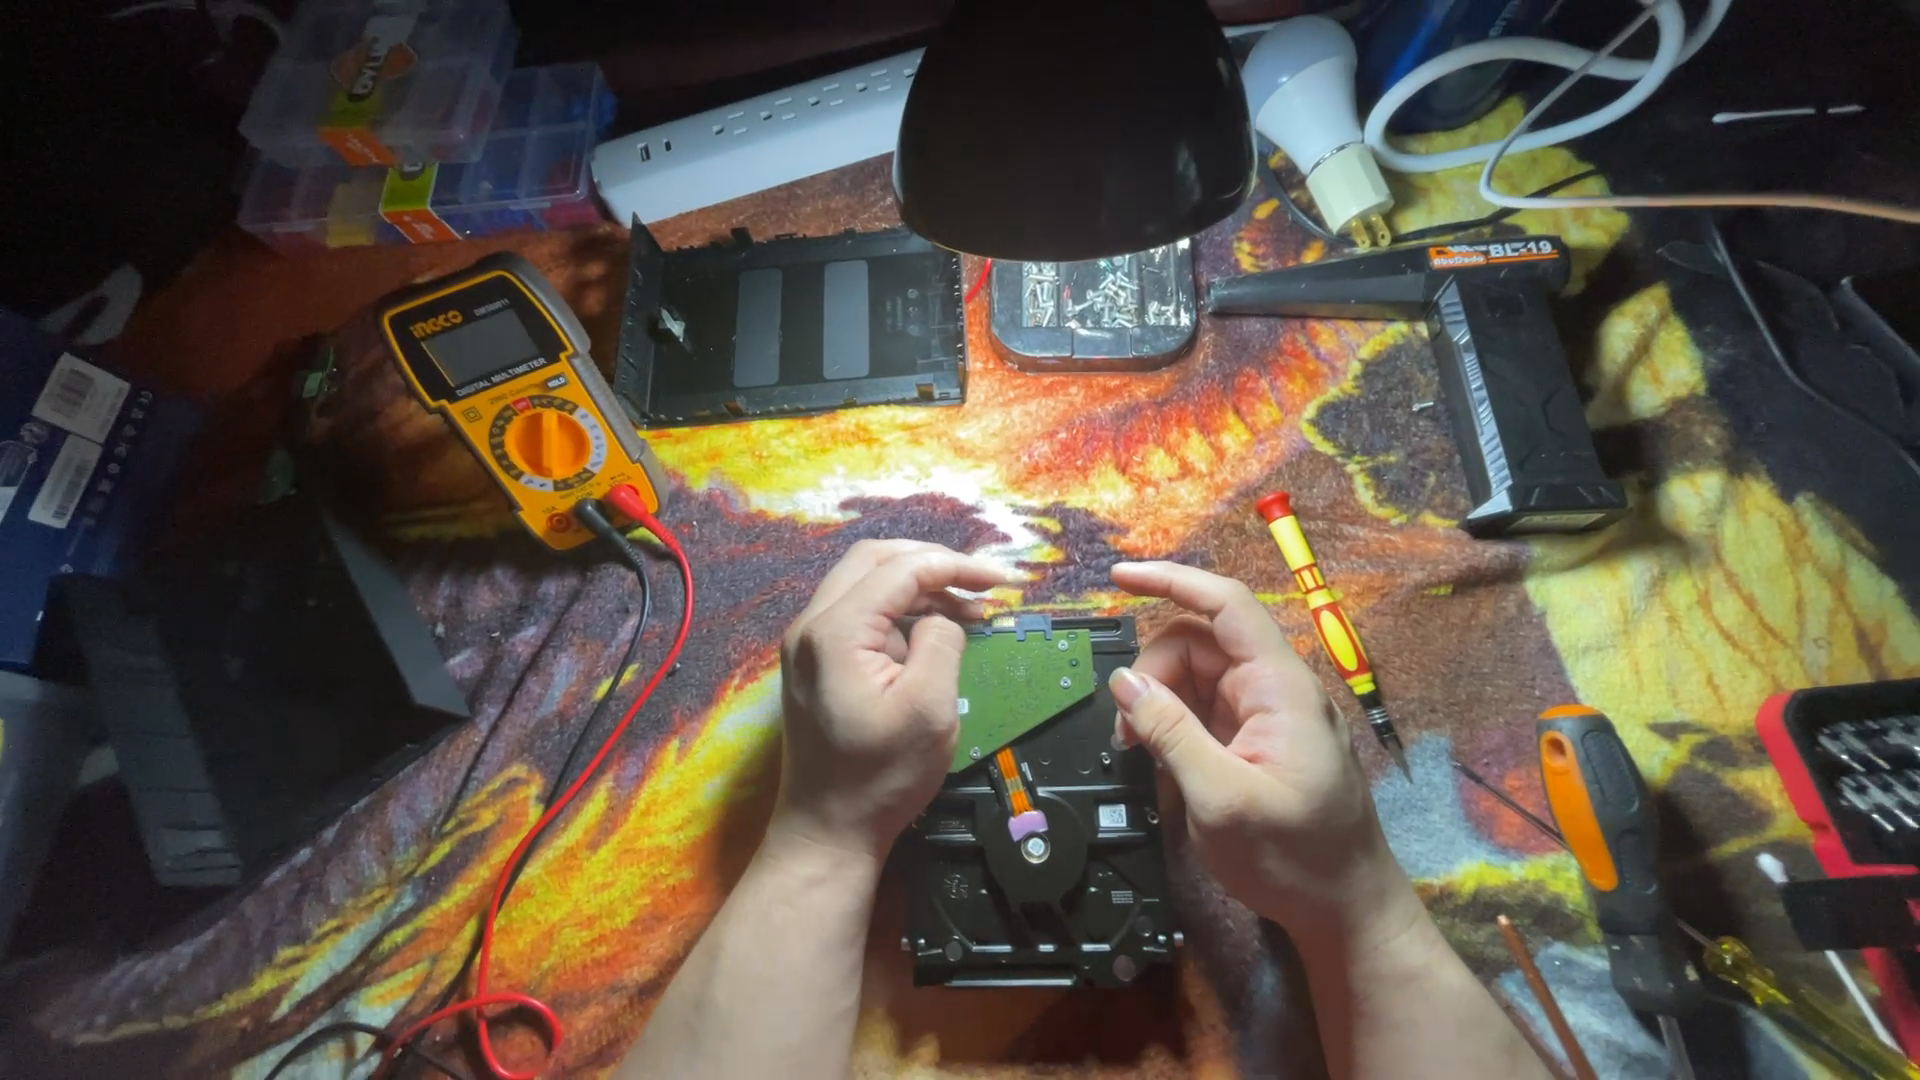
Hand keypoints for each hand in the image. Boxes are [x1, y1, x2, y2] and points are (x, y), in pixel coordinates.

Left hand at [774, 540, 1017, 861]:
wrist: (827, 832)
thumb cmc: (880, 777)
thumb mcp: (929, 708)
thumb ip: (941, 643)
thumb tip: (941, 618)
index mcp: (836, 630)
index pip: (900, 570)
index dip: (955, 566)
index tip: (1000, 581)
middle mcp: (812, 624)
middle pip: (874, 560)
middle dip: (931, 563)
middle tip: (978, 585)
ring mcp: (808, 643)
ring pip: (865, 584)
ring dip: (917, 587)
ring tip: (967, 611)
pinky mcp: (815, 661)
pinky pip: (859, 614)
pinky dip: (898, 612)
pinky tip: (932, 632)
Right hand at [1109, 561, 1420, 947]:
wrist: (1346, 913)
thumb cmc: (1294, 858)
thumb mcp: (1221, 798)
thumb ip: (1170, 732)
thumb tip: (1123, 682)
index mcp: (1279, 687)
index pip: (1225, 606)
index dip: (1172, 580)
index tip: (1118, 577)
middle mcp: (1272, 688)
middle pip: (1197, 644)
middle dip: (1152, 672)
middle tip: (1125, 729)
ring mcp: (1263, 714)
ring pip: (1193, 676)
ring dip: (1156, 700)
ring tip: (1136, 747)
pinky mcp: (1252, 739)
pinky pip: (1200, 708)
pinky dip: (1170, 722)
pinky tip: (1156, 755)